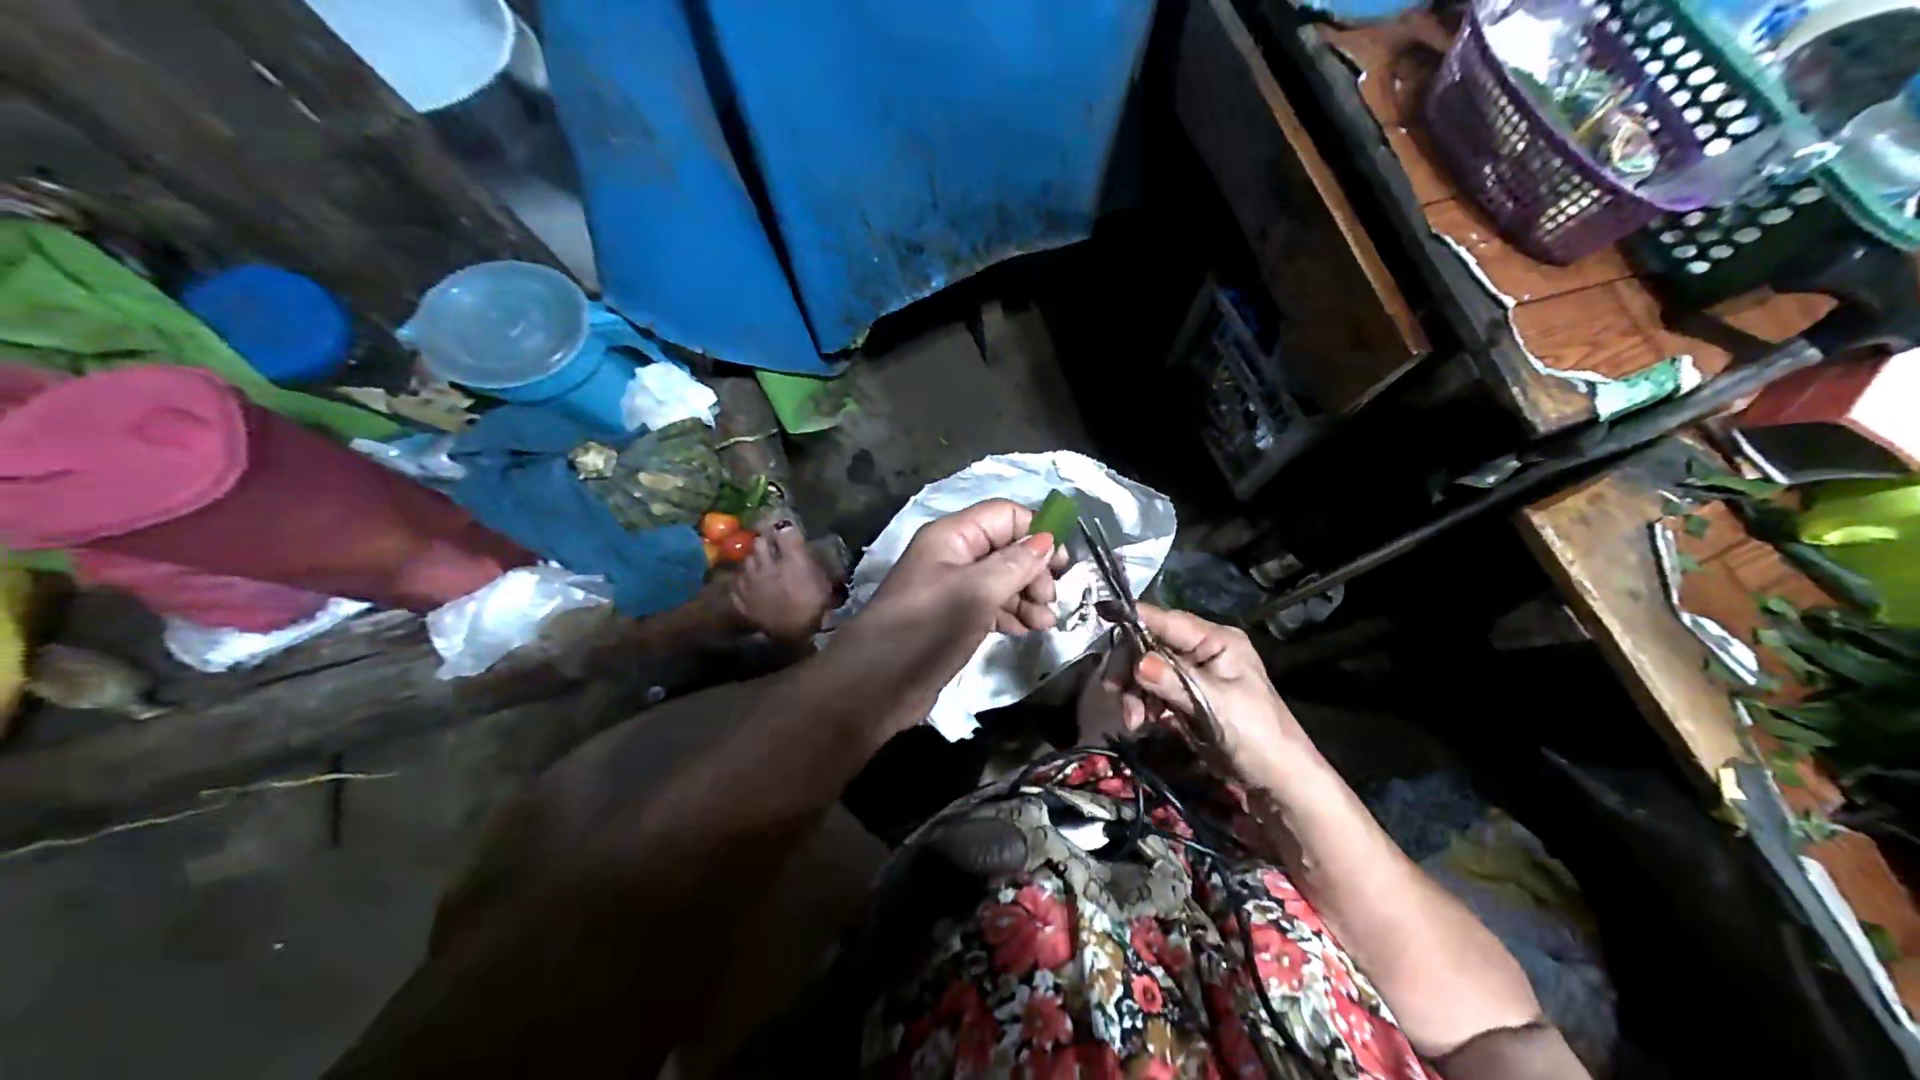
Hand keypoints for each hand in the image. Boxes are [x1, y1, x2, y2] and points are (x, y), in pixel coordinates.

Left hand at [819, 499, 1066, 732]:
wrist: (876, 684)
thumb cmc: (927, 627)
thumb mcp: (976, 591)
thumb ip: (1015, 563)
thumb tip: (1047, 539)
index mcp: (952, 535)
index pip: (1005, 515)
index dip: (1036, 532)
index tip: (1062, 564)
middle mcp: (952, 556)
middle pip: (1007, 548)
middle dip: (1034, 571)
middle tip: (1049, 601)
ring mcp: (952, 588)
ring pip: (1002, 579)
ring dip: (1027, 597)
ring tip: (1044, 623)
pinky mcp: (954, 618)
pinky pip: (992, 605)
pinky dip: (1012, 614)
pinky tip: (1027, 631)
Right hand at [1115, 604, 1316, 789]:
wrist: (1277, 781)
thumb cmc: (1257, 736)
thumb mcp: (1216, 705)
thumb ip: (1175, 682)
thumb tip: (1139, 663)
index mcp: (1218, 641)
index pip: (1168, 621)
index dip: (1135, 619)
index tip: (1103, 615)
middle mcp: (1202, 650)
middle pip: (1149, 644)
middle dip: (1130, 669)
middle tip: (1116, 695)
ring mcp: (1193, 673)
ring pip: (1145, 668)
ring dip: (1133, 692)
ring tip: (1135, 721)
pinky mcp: (1184, 696)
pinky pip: (1151, 689)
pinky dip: (1141, 704)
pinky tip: (1143, 723)